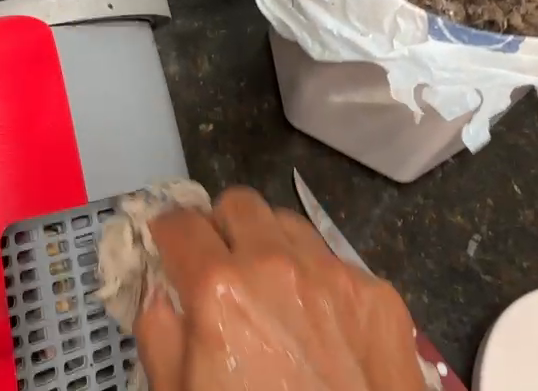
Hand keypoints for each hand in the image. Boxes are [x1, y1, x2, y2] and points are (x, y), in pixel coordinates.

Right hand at [135, 187, 421, 390]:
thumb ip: (158, 333)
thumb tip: (159, 291)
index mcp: (219, 289)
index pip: (179, 222)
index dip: (167, 232)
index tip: (168, 246)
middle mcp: (275, 265)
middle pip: (238, 205)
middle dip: (222, 228)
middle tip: (222, 266)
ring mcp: (333, 275)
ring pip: (288, 224)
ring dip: (271, 246)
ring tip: (273, 291)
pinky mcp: (379, 295)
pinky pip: (335, 262)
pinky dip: (318, 280)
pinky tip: (321, 324)